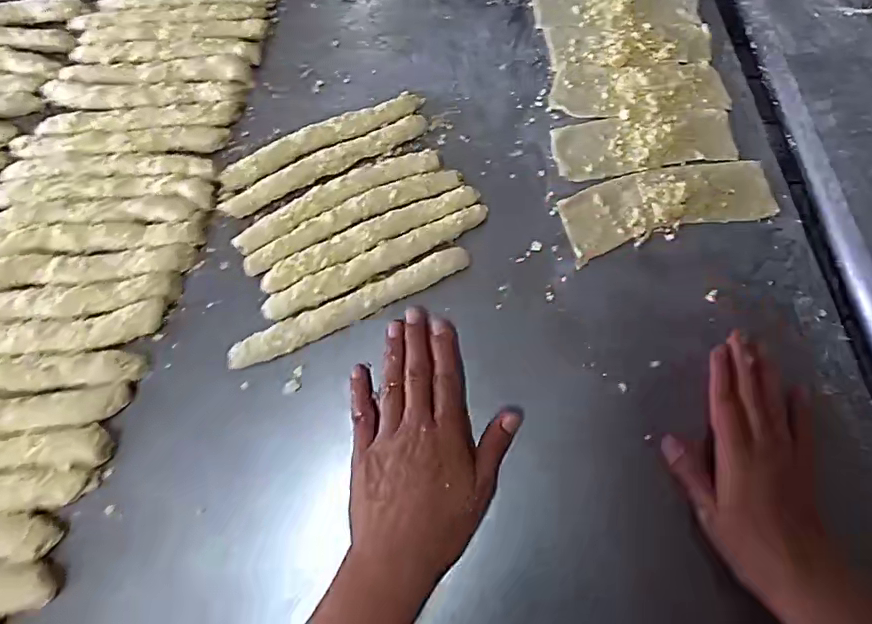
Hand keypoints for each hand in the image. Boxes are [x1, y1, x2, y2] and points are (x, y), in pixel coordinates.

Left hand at [309, 307, 520, 623]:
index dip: (444, 349)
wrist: (395, 558)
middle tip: (414, 313)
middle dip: (416, 341)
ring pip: (391, 386)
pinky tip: (359, 370)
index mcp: (446, 434)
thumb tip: (513, 412)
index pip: (447, 381)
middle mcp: (416, 427)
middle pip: (417, 375)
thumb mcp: (480, 491)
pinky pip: (361, 413)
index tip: (441, 324)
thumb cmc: (442, 527)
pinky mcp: (363, 450)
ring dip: (392, 355)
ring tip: (393, 328)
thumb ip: (494, 447)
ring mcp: (387, 436)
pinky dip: (360, 390)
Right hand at [660, 332, 871, 623]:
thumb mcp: (711, 514)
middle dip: (744, 363)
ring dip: (767, 375)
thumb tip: (667, 438)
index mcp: (735, 453)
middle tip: (740, 334)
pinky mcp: (805, 466)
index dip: (721, 375)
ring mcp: (786, 453)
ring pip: (774, 404)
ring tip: (762, 349)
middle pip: (751, 395)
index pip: (725, 404)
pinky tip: (800, 389)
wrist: (806, 573)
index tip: (718, 348)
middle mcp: (761, 444)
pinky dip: (801, 407)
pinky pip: (803, 429)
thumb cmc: (750, 544)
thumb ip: (690, 474)